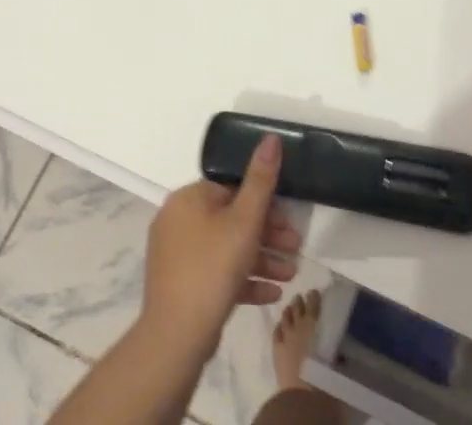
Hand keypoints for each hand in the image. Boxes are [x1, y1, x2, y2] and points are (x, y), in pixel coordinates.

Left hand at [143, 135, 302, 353]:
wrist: (177, 334)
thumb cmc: (213, 266)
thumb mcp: (245, 220)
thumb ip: (261, 180)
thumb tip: (271, 137)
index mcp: (188, 199)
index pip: (230, 188)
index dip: (264, 202)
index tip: (288, 219)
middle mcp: (177, 222)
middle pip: (231, 219)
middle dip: (268, 234)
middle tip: (295, 247)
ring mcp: (176, 256)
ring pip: (227, 249)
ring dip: (262, 259)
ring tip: (291, 275)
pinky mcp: (181, 285)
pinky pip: (217, 274)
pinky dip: (243, 280)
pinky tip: (272, 293)